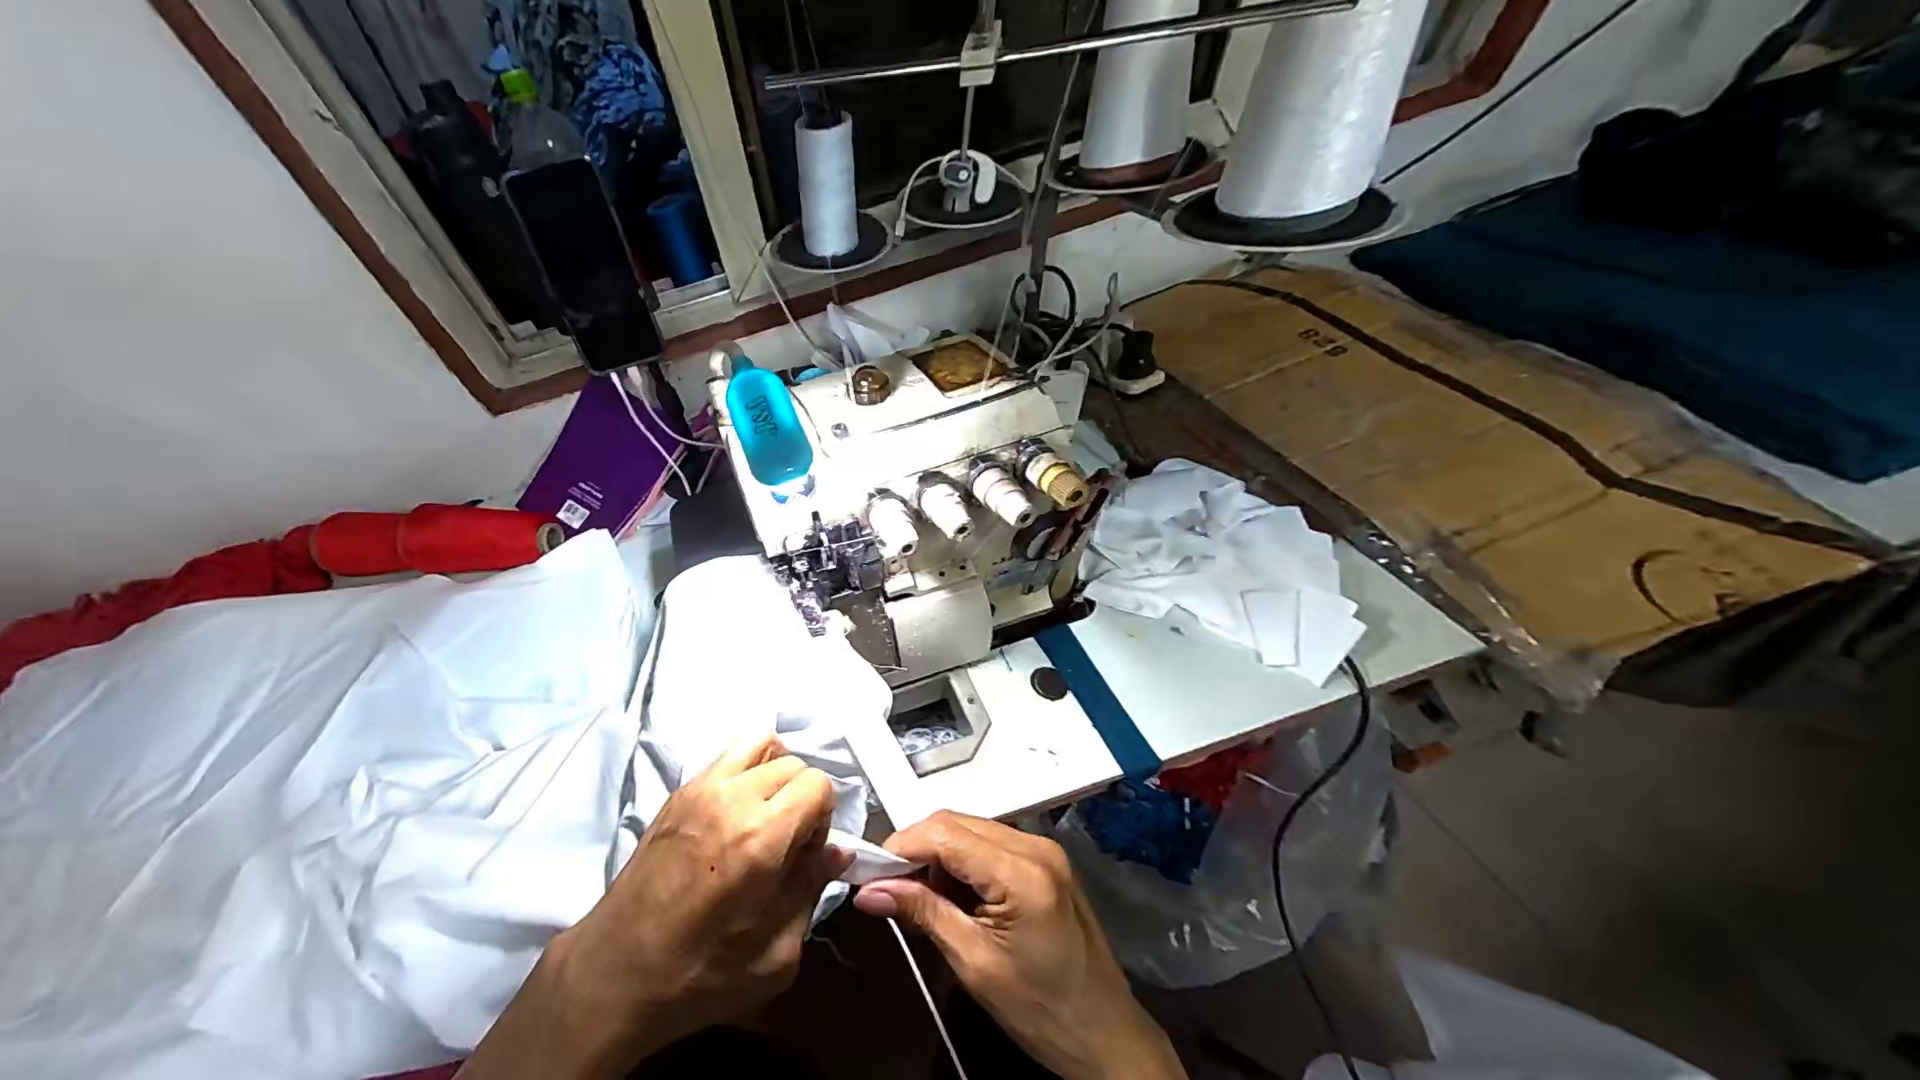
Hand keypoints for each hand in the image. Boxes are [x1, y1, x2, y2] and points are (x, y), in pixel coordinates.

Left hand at [461, 736, 848, 1079]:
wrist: (614, 975)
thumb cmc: (700, 974)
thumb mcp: (776, 955)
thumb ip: (812, 890)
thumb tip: (837, 852)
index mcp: (762, 834)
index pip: (818, 784)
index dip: (822, 819)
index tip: (805, 855)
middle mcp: (733, 798)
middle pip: (793, 763)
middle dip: (802, 797)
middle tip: (786, 840)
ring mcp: (700, 789)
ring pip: (760, 744)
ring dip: (774, 773)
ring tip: (764, 813)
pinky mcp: (676, 794)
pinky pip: (727, 756)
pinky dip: (745, 770)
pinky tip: (734, 812)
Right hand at [854, 811, 1185, 1079]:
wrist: (1104, 1033)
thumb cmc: (1040, 1008)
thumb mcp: (974, 963)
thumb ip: (923, 913)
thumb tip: (870, 890)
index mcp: (1021, 871)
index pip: (945, 833)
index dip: (901, 845)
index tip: (869, 872)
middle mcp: (1034, 846)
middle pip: (957, 822)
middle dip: (917, 847)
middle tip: (888, 886)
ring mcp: (1044, 850)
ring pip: (972, 829)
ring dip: (939, 854)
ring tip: (919, 895)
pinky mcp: (1046, 860)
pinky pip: (991, 842)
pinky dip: (963, 860)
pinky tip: (953, 893)